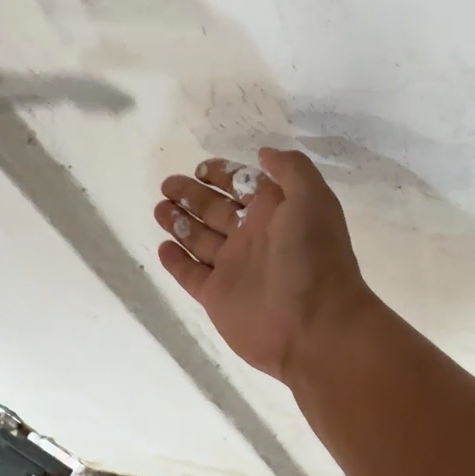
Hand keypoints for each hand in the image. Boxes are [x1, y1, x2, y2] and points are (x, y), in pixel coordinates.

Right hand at [153, 148, 376, 382]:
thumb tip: (263, 153)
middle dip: (194, 195)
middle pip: (218, 209)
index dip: (224, 175)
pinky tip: (163, 246)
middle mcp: (256, 236)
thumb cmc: (315, 254)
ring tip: (159, 207)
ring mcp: (236, 268)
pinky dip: (177, 261)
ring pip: (202, 239)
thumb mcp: (312, 198)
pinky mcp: (218, 297)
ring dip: (181, 223)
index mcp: (278, 212)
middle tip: (168, 184)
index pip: (246, 185)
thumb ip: (291, 170)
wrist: (314, 322)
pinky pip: (192, 274)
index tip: (200, 167)